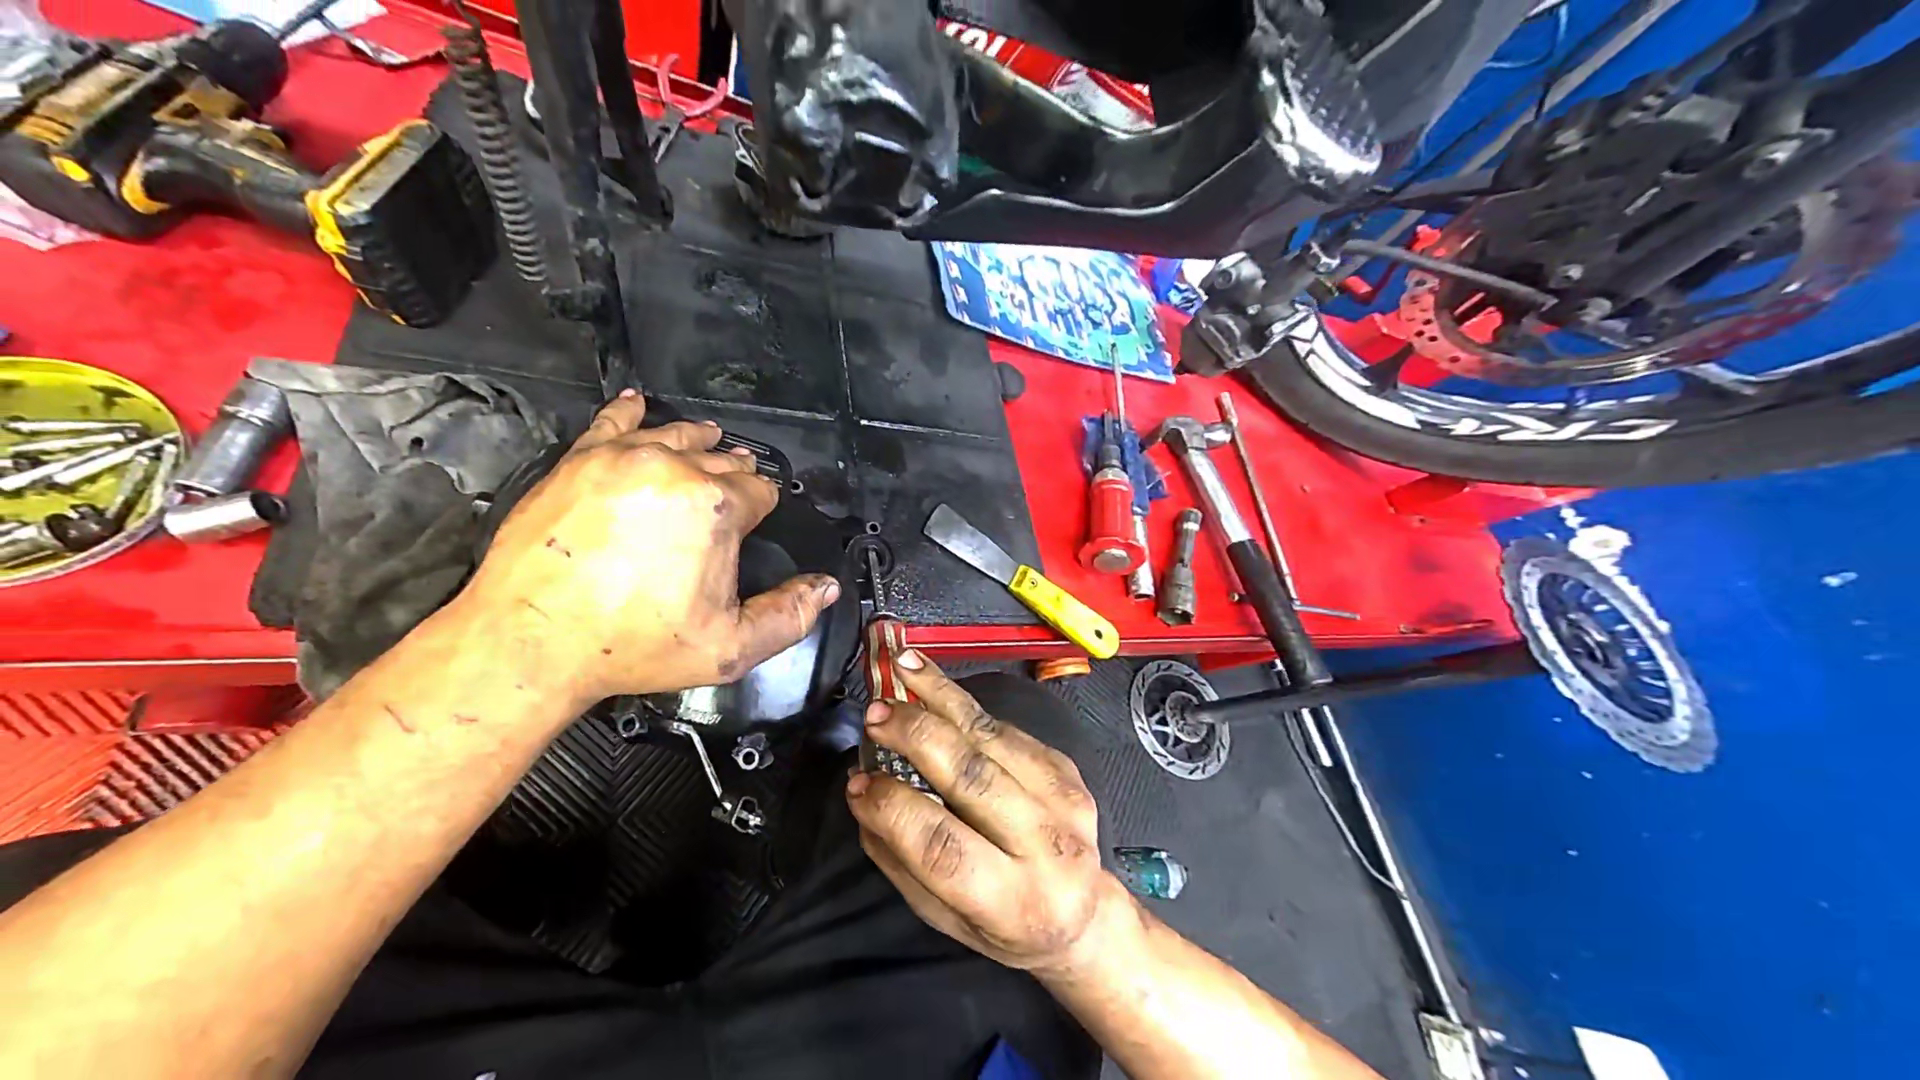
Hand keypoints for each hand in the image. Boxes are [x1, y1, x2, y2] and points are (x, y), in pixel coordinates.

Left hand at [457, 391, 841, 703]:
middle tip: (738, 482)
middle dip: (734, 472)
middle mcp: (672, 471)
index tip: (758, 514)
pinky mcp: (578, 462)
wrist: (530, 642)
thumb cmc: (625, 643)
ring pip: (676, 435)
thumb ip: (789, 616)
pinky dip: (628, 410)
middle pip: (721, 460)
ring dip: (698, 439)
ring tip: (710, 438)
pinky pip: (611, 421)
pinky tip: (636, 402)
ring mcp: (621, 460)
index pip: (759, 490)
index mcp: (715, 507)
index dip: (764, 504)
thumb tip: (822, 588)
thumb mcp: (729, 647)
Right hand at [847, 652, 1139, 975]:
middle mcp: (1048, 846)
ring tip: (902, 667)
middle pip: (974, 776)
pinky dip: (963, 703)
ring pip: (993, 736)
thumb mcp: (945, 917)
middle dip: (916, 736)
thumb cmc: (1004, 925)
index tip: (857, 782)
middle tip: (875, 714)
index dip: (894, 809)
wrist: (1084, 911)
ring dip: (941, 696)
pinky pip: (1005, 727)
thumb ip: (901, 858)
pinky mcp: (1066, 766)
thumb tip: (862, 792)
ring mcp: (1065, 799)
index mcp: (1014, 902)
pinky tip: (932, 683)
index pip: (944, 846)